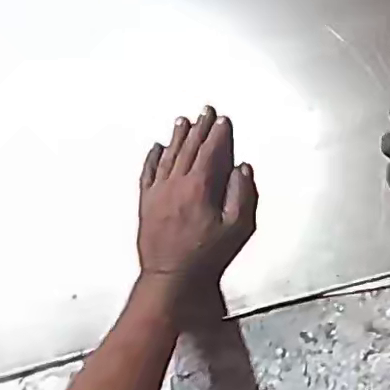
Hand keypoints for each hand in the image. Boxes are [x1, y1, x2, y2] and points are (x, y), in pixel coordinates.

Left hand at [138, 106, 256, 290]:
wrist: (171, 279)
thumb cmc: (207, 256)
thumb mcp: (239, 227)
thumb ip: (243, 194)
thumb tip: (242, 169)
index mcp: (199, 188)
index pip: (211, 151)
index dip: (219, 134)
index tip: (223, 120)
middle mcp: (176, 185)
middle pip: (189, 148)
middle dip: (200, 127)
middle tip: (206, 111)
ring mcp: (158, 193)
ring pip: (169, 156)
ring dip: (178, 136)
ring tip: (184, 121)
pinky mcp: (146, 203)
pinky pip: (148, 172)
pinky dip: (153, 157)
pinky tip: (156, 147)